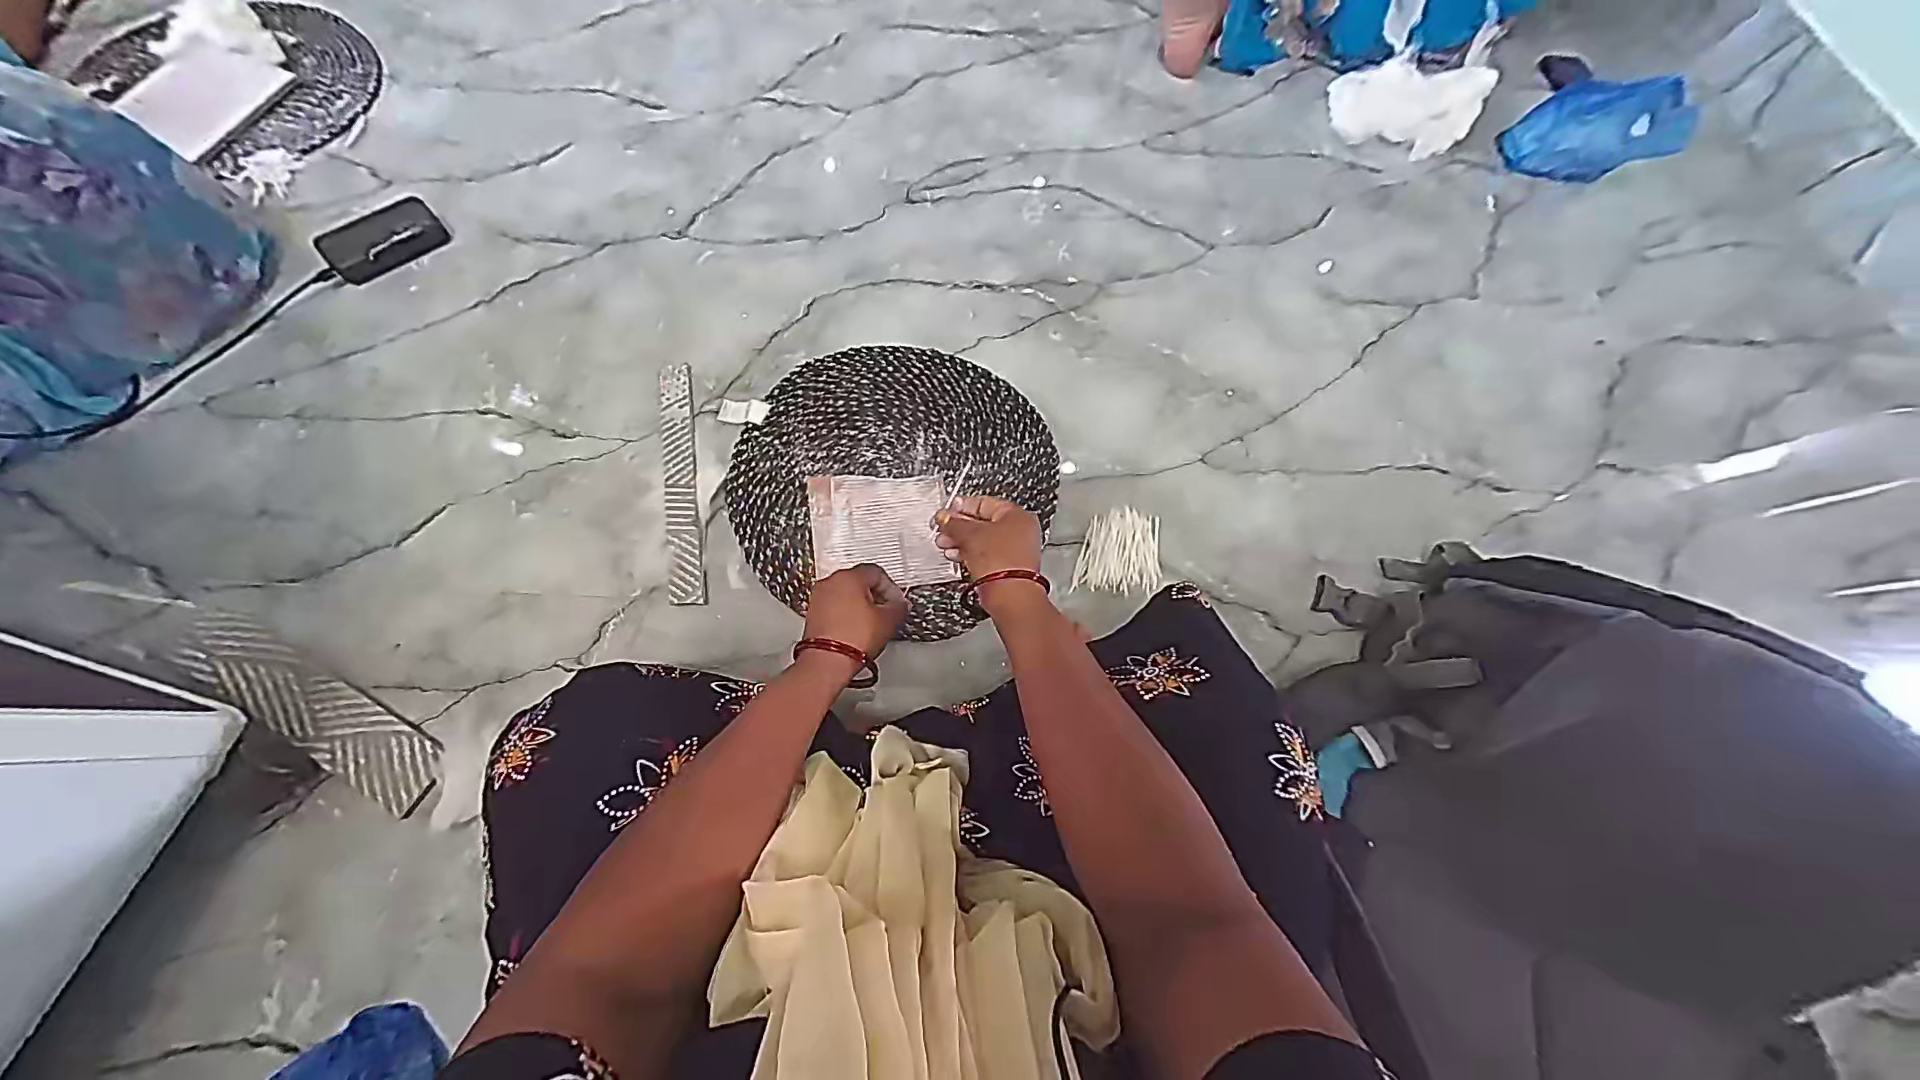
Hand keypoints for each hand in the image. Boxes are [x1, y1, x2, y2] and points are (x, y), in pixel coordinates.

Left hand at [803, 564, 908, 659]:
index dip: (890, 588)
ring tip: (870, 624)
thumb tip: (900, 605)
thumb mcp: (889, 620)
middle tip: (885, 612)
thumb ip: (899, 606)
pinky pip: (833, 608)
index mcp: (849, 577)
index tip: (896, 602)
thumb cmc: (853, 639)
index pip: (876, 572)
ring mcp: (818, 598)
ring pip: (845, 594)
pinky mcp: (812, 615)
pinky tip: (855, 631)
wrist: (827, 662)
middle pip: (859, 581)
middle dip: (875, 596)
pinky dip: (845, 615)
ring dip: (859, 606)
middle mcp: (830, 583)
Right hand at [933, 495, 1042, 579]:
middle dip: (958, 527)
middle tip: (943, 529)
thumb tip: (944, 518)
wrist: (1009, 594)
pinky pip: (986, 556)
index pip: (984, 503)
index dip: (961, 507)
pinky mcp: (1007, 568)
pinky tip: (956, 556)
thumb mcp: (969, 534)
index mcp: (1016, 515)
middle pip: (982, 523)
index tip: (946, 512)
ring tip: (945, 544)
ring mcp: (1014, 551)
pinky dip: (970, 554)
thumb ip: (953, 523)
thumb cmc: (1000, 560)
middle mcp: (1019, 531)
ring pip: (982, 541)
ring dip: (961, 542)